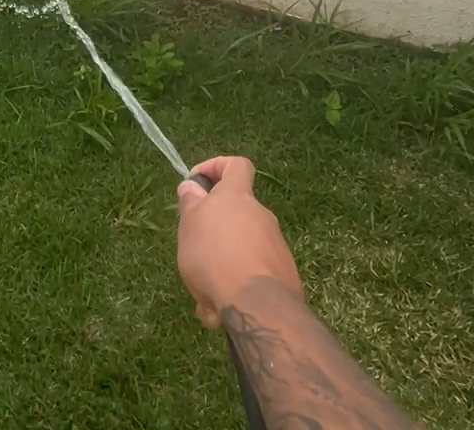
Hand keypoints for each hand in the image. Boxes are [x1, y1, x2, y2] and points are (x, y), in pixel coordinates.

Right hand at [176, 156, 300, 326]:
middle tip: (193, 249)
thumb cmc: (213, 255)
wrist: (256, 305)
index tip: (196, 184)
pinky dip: (235, 285)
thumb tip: (193, 187)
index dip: (215, 167)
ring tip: (203, 292)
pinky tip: (219, 309)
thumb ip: (190, 202)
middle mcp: (261, 215)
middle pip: (236, 212)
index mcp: (237, 197)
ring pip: (240, 248)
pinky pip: (252, 272)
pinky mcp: (284, 275)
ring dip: (220, 264)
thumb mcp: (189, 224)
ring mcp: (276, 246)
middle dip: (213, 230)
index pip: (236, 165)